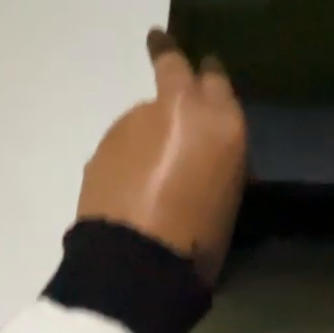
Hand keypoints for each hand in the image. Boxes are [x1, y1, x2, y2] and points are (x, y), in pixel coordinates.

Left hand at [78, 30, 246, 283]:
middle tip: (175, 89)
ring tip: (157, 176)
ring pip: (145, 114)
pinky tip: (136, 192)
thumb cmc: (201, 246)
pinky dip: (131, 159)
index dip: (211, 85)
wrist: (139, 266)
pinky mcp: (102, 146)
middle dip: (172, 69)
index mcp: (218, 123)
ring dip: (151, 133)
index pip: (216, 79)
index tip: (209, 90)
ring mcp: (132, 123)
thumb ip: (220, 163)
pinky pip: (124, 144)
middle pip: (171, 66)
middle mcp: (175, 108)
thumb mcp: (230, 203)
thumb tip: (207, 156)